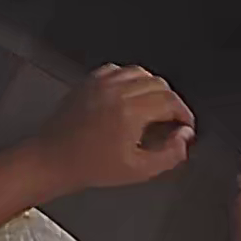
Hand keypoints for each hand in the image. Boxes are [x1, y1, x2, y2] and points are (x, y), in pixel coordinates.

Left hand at [18, 64, 195, 196]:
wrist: (54, 158)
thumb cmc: (91, 166)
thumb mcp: (138, 170)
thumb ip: (169, 154)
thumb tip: (184, 137)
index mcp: (130, 111)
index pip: (170, 101)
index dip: (184, 114)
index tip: (185, 126)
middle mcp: (116, 91)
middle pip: (158, 83)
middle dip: (170, 101)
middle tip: (171, 119)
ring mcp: (100, 83)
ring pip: (139, 72)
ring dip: (152, 87)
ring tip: (153, 107)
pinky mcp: (88, 81)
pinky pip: (117, 70)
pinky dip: (129, 78)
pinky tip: (129, 95)